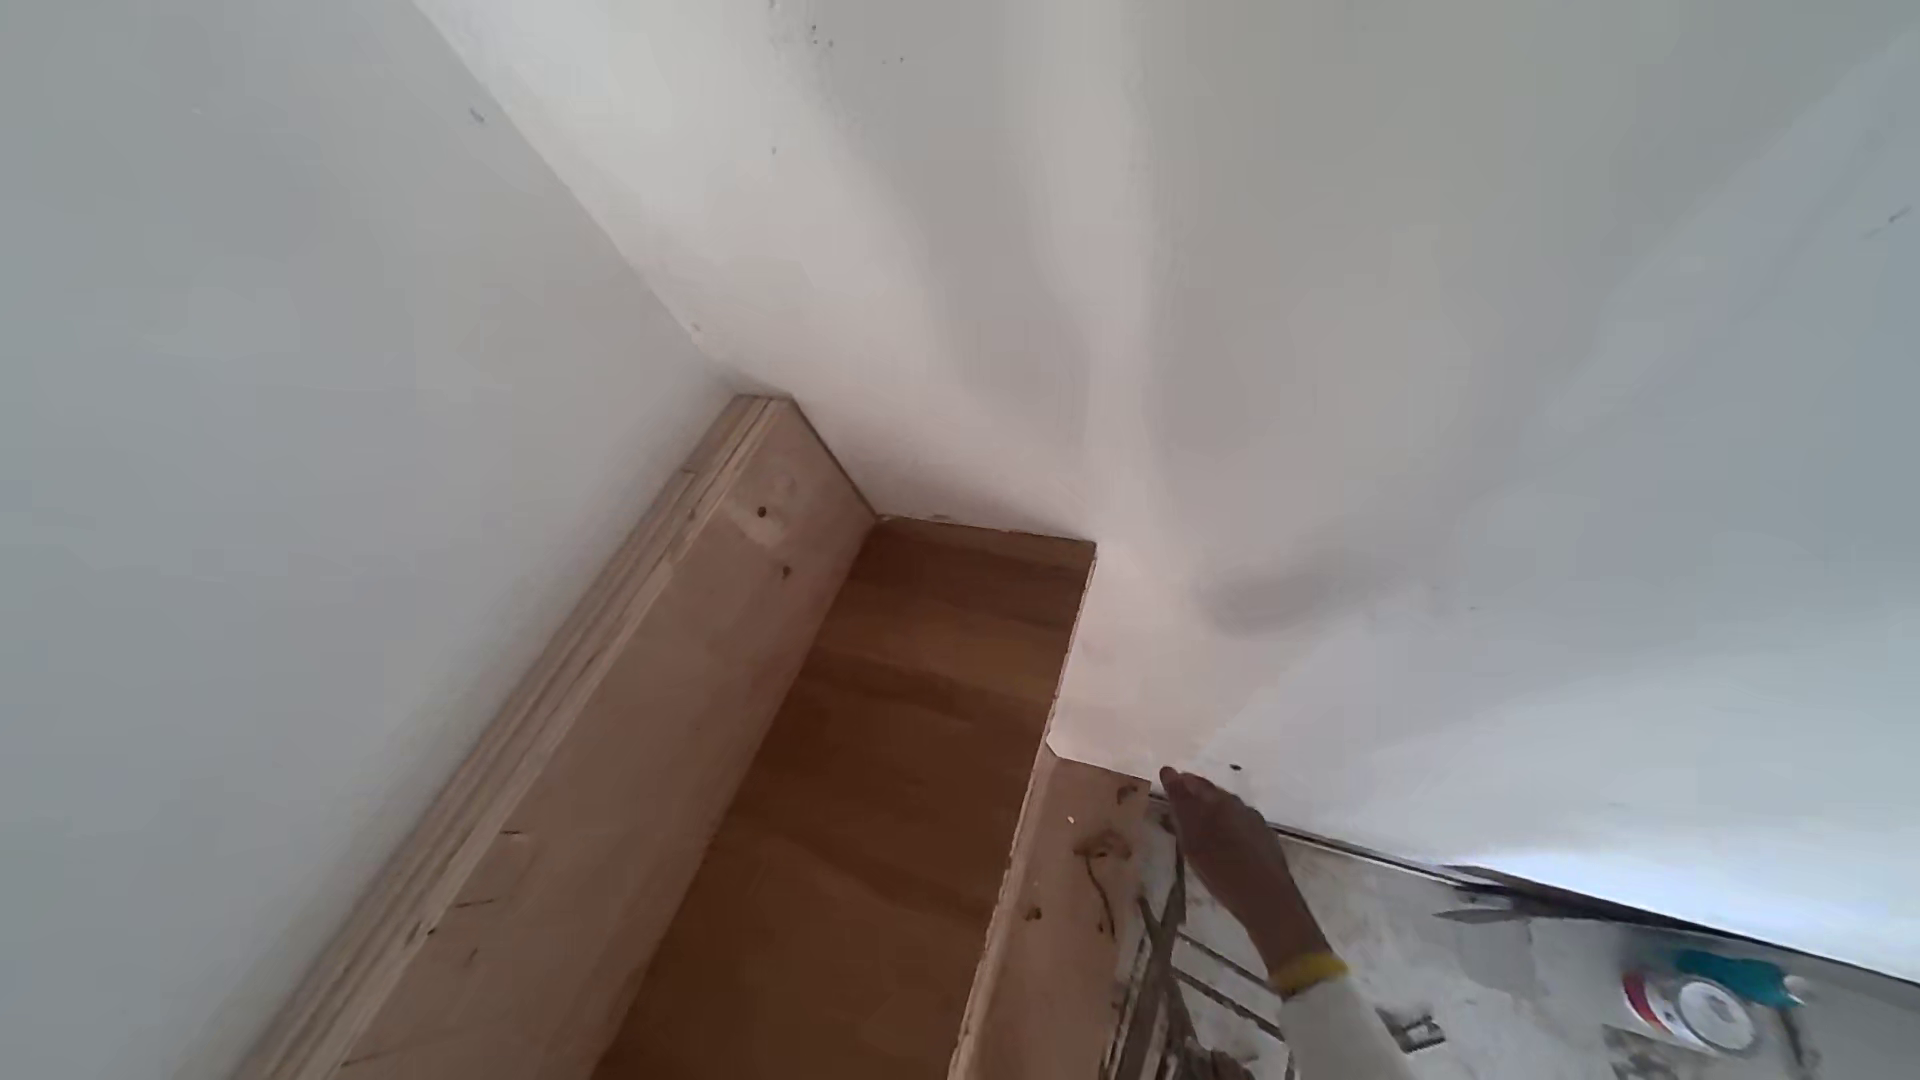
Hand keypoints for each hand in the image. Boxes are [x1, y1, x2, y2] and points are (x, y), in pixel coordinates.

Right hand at [1159, 768, 1328, 969]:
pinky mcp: (1266, 839)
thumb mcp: (1192, 837)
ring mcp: (1255, 822)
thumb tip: (1168, 771)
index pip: (1192, 782)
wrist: (1269, 902)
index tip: (1165, 786)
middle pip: (1211, 793)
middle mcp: (1238, 804)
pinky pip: (1239, 824)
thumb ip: (1180, 803)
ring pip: (1226, 809)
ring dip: (1211, 812)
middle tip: (1177, 808)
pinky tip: (1222, 844)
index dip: (1177, 782)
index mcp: (1219, 799)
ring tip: (1198, 828)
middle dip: (1193, 796)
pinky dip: (1226, 827)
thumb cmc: (1222, 869)